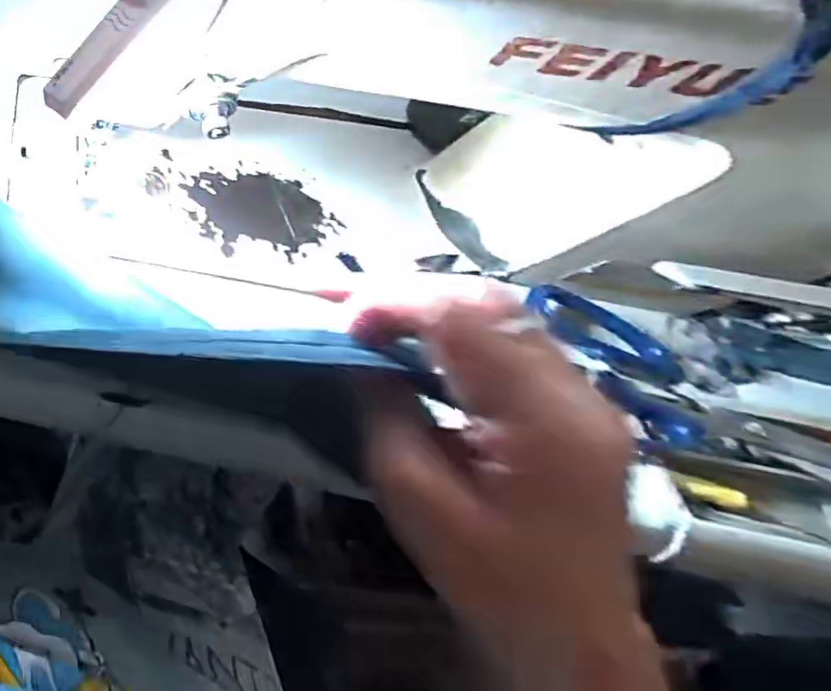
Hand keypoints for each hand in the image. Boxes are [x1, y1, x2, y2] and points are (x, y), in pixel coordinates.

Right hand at [352, 289, 663, 688]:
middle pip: (485, 300)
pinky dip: (446, 322)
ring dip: (422, 300)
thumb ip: (383, 409)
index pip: (461, 318)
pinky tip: (407, 334)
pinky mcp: (569, 402)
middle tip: (336, 300)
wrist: (569, 630)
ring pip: (497, 308)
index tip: (336, 322)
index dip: (388, 303)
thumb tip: (356, 351)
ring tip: (362, 309)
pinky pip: (504, 334)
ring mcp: (582, 395)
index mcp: (542, 420)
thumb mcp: (411, 491)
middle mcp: (577, 394)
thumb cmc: (486, 570)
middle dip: (401, 290)